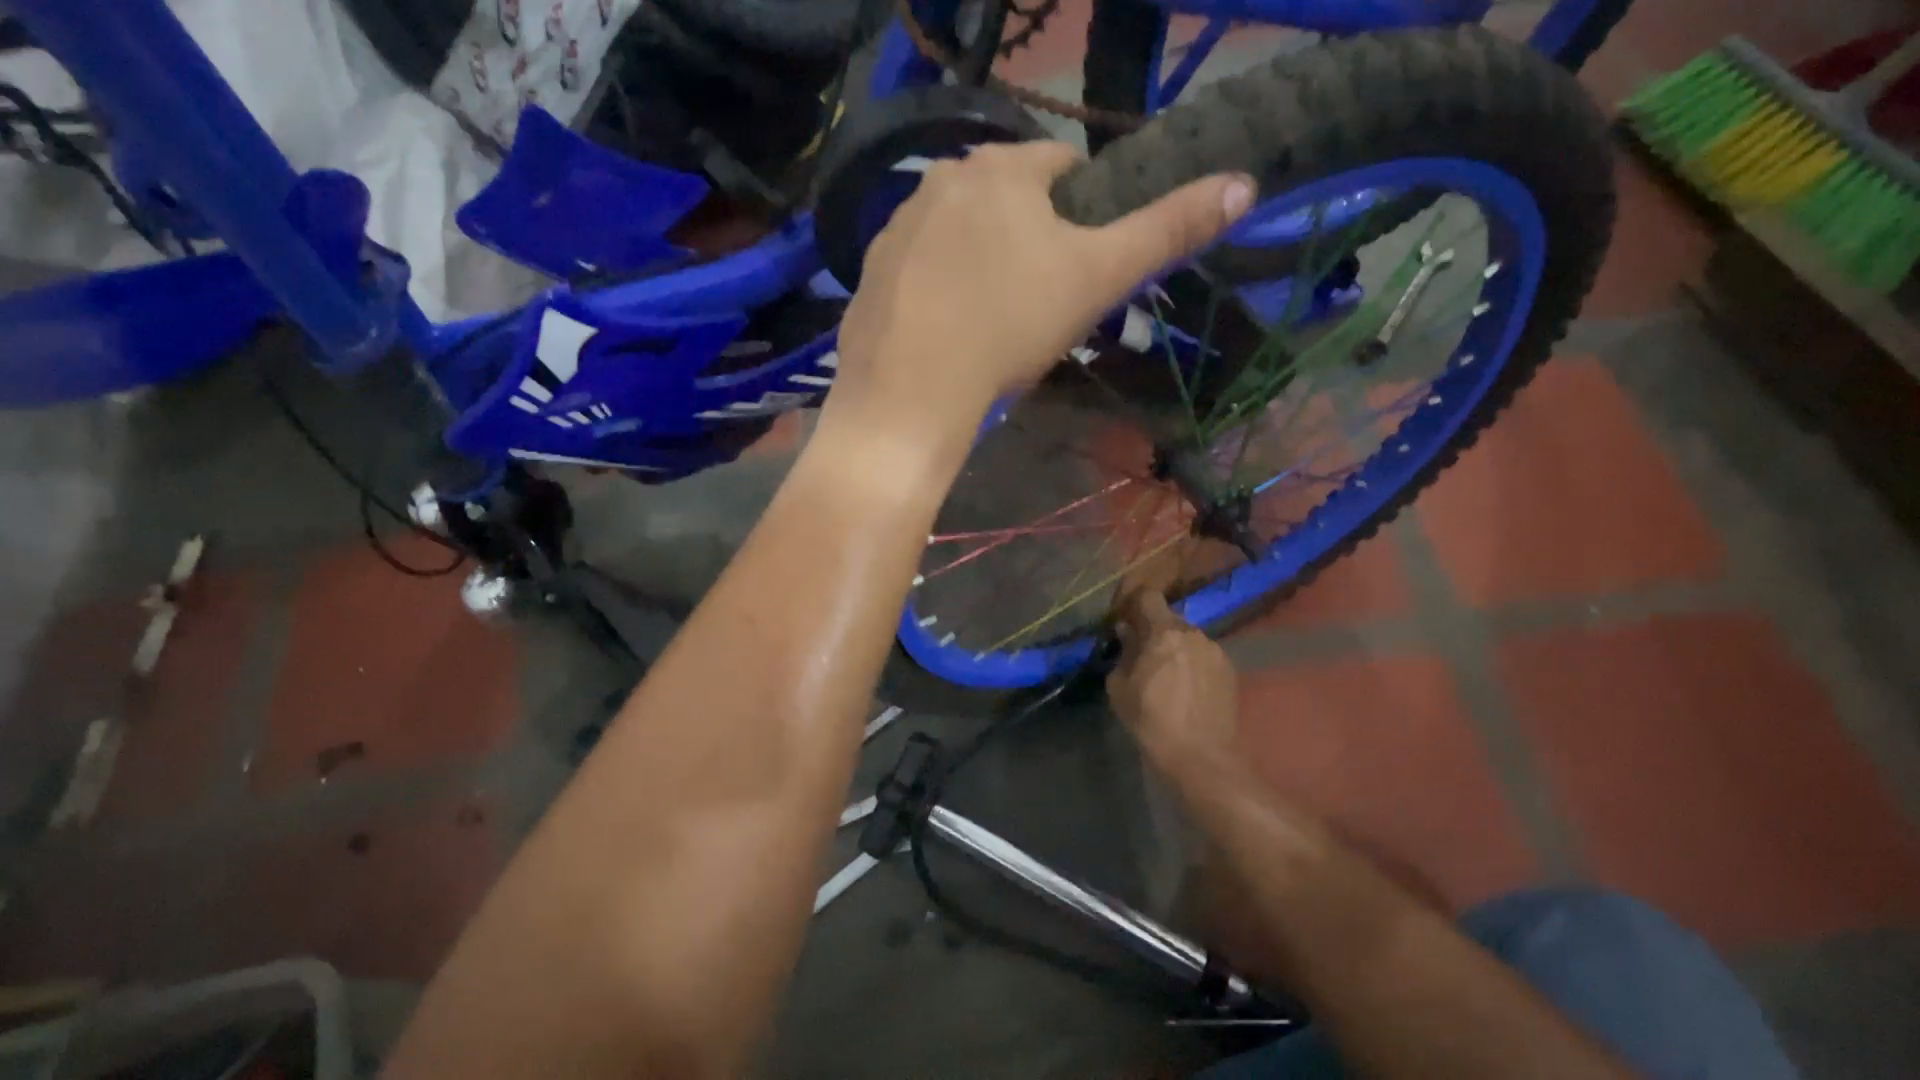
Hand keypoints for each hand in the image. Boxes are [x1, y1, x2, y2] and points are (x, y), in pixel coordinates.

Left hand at [826, 141, 1253, 452]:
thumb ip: (1169, 230)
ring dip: (986, 260)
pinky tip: (951, 332)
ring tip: (999, 322)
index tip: (1088, 263)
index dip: (1087, 210)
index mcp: (1002, 168)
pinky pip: (922, 266)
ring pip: (963, 230)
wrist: (909, 394)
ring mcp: (897, 223)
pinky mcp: (871, 270)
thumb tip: (1243, 183)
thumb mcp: (1100, 277)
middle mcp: (942, 178)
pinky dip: (942, 287)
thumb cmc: (1011, 325)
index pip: (1063, 165)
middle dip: (1033, 237)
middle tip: (1046, 300)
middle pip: (1009, 197)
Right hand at [1107, 588, 1239, 776]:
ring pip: (1189, 640)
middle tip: (1143, 655)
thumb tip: (1126, 633)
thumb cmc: (1152, 721)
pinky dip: (1194, 665)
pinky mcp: (1230, 671)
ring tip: (1168, 677)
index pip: (1149, 597)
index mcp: (1164, 633)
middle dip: (1156, 633)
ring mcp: (1217, 652)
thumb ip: (1123, 653)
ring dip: (1177, 650)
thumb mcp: (1120, 689)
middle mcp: (1194, 634)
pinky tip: (1188, 691)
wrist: (1201, 757)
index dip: (1135, 606)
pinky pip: (1205, 657)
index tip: (1125, 622)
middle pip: (1170, 620)